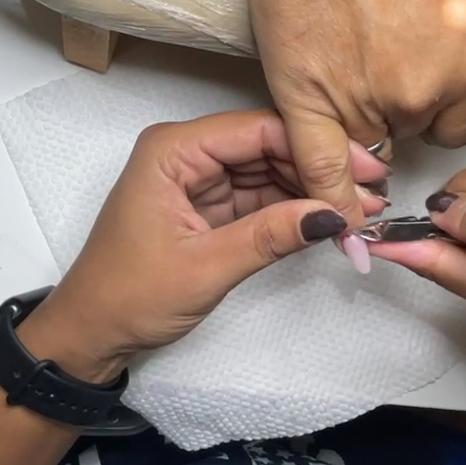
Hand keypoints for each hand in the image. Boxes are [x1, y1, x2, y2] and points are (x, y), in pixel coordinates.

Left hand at [20, 111, 388, 381]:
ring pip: (266, 172)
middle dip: (317, 171)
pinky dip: (290, 212)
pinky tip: (327, 222)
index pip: (256, 130)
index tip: (363, 170)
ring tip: (361, 212)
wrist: (92, 333)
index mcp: (172, 151)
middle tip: (373, 194)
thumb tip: (334, 215)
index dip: (314, 147)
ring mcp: (197, 180)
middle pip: (265, 147)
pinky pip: (256, 198)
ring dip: (310, 192)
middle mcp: (185, 154)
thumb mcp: (205, 267)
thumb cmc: (129, 296)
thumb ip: (269, 236)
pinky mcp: (206, 207)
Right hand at [237, 0, 465, 227]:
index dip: (444, 107)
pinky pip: (323, 172)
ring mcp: (365, 101)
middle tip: (376, 57)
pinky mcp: (308, 102)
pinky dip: (332, 203)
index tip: (423, 90)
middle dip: (406, 109)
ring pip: (373, 143)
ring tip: (342, 62)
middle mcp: (426, 92)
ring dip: (364, 122)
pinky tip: (341, 233)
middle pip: (419, 134)